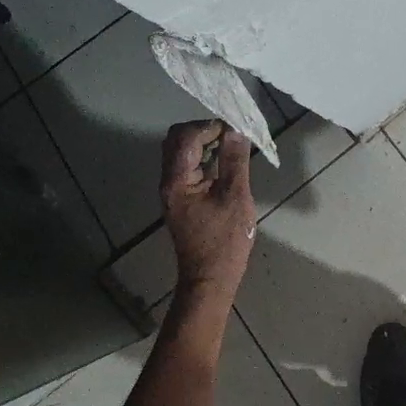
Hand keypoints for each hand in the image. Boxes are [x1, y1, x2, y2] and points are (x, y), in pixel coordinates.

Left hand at [161, 120, 256, 302]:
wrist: (209, 280)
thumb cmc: (224, 242)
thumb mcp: (236, 197)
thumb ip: (234, 160)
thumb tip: (236, 129)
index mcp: (177, 180)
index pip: (186, 136)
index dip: (209, 126)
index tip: (234, 129)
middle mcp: (169, 181)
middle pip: (177, 139)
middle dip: (203, 130)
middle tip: (230, 135)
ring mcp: (173, 189)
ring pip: (181, 151)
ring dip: (204, 142)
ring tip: (231, 146)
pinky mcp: (181, 197)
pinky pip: (188, 165)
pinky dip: (204, 157)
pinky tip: (224, 162)